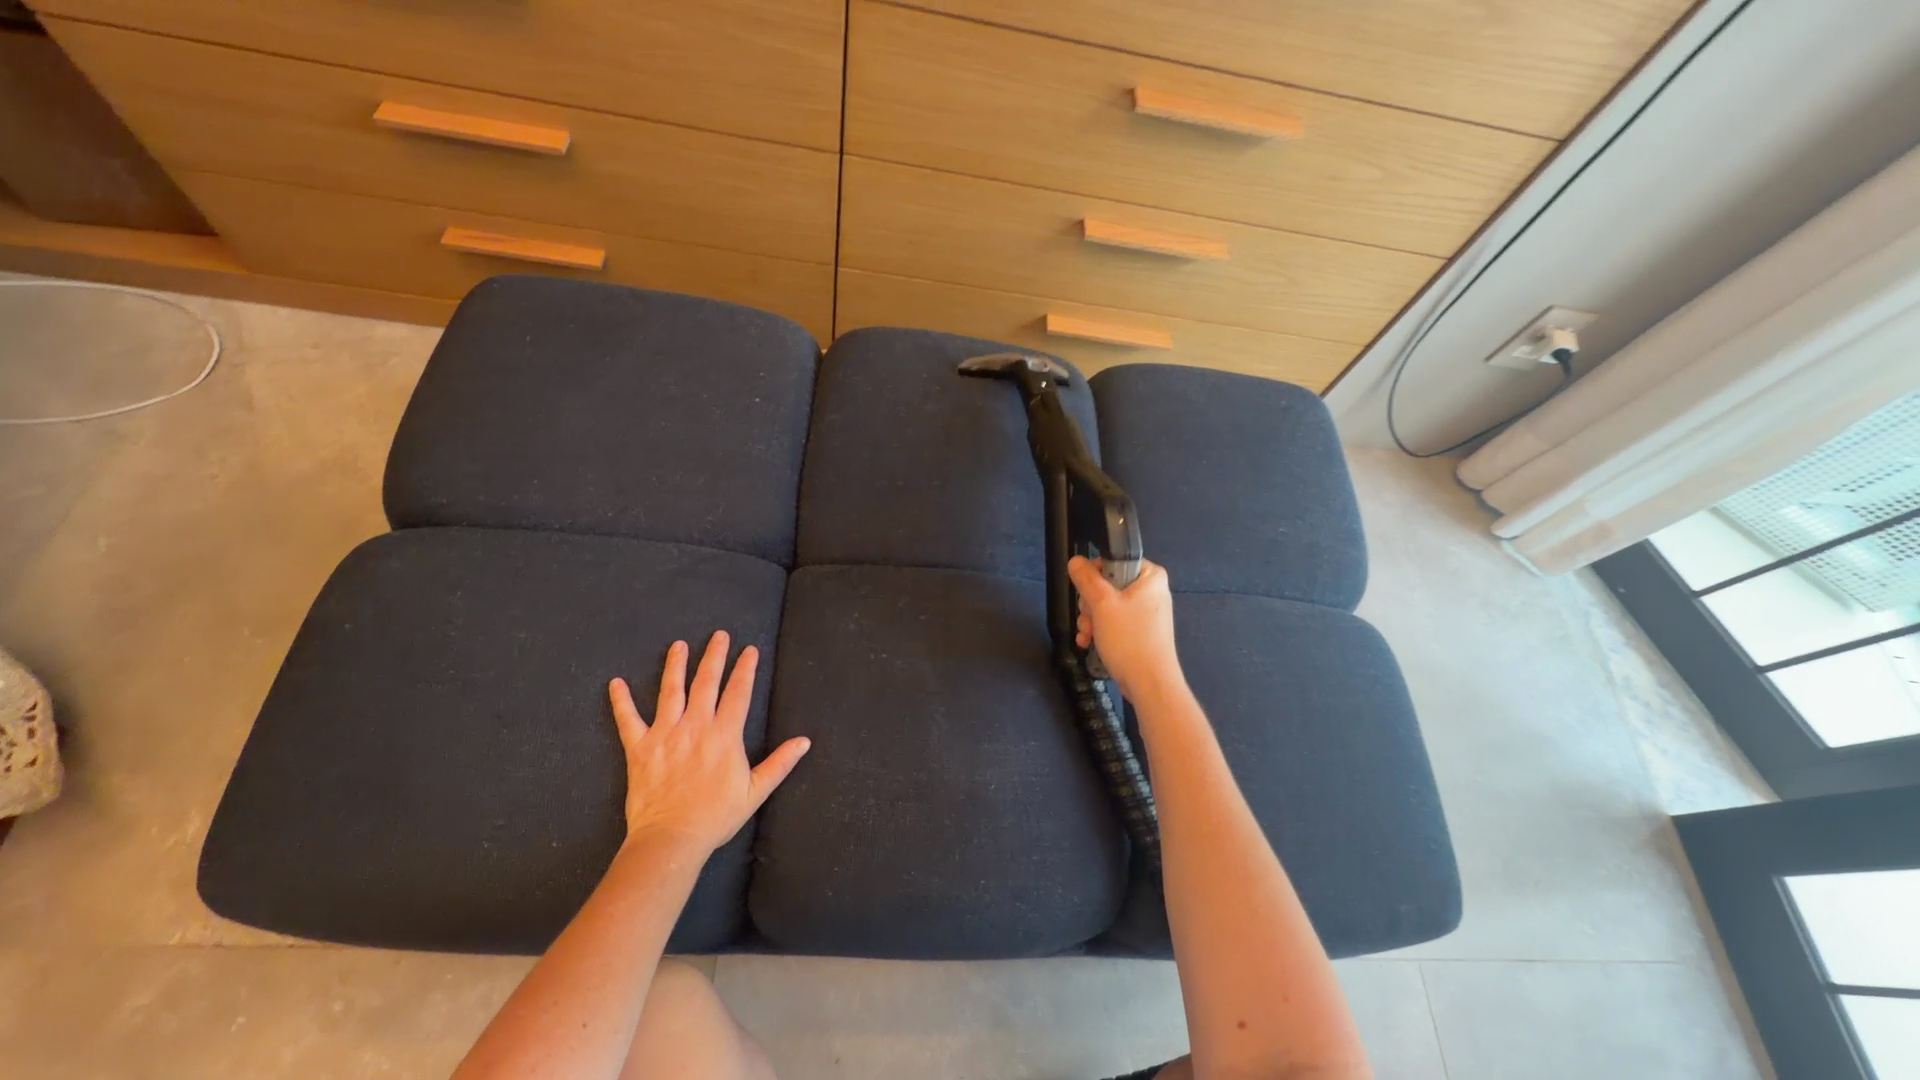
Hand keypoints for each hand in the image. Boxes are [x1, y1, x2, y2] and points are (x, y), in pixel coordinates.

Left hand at [608, 631, 809, 855]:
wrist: (671, 838)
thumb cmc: (716, 816)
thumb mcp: (755, 791)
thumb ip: (779, 763)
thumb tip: (804, 742)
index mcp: (724, 735)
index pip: (738, 693)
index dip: (745, 669)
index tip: (750, 650)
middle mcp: (695, 726)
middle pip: (706, 683)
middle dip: (714, 656)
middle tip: (719, 635)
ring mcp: (665, 734)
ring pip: (671, 692)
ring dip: (675, 666)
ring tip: (679, 646)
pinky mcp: (639, 748)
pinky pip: (628, 720)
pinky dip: (621, 701)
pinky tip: (616, 683)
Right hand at [1068, 556, 1186, 703]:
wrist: (1149, 683)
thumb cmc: (1129, 638)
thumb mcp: (1102, 604)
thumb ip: (1086, 579)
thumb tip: (1075, 560)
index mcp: (1150, 576)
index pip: (1116, 560)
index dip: (1095, 573)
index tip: (1085, 590)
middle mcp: (1152, 591)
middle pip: (1108, 585)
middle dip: (1090, 604)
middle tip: (1087, 618)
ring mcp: (1147, 614)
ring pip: (1108, 606)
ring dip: (1091, 620)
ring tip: (1088, 635)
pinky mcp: (1141, 633)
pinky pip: (1115, 623)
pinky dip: (1101, 631)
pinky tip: (1090, 643)